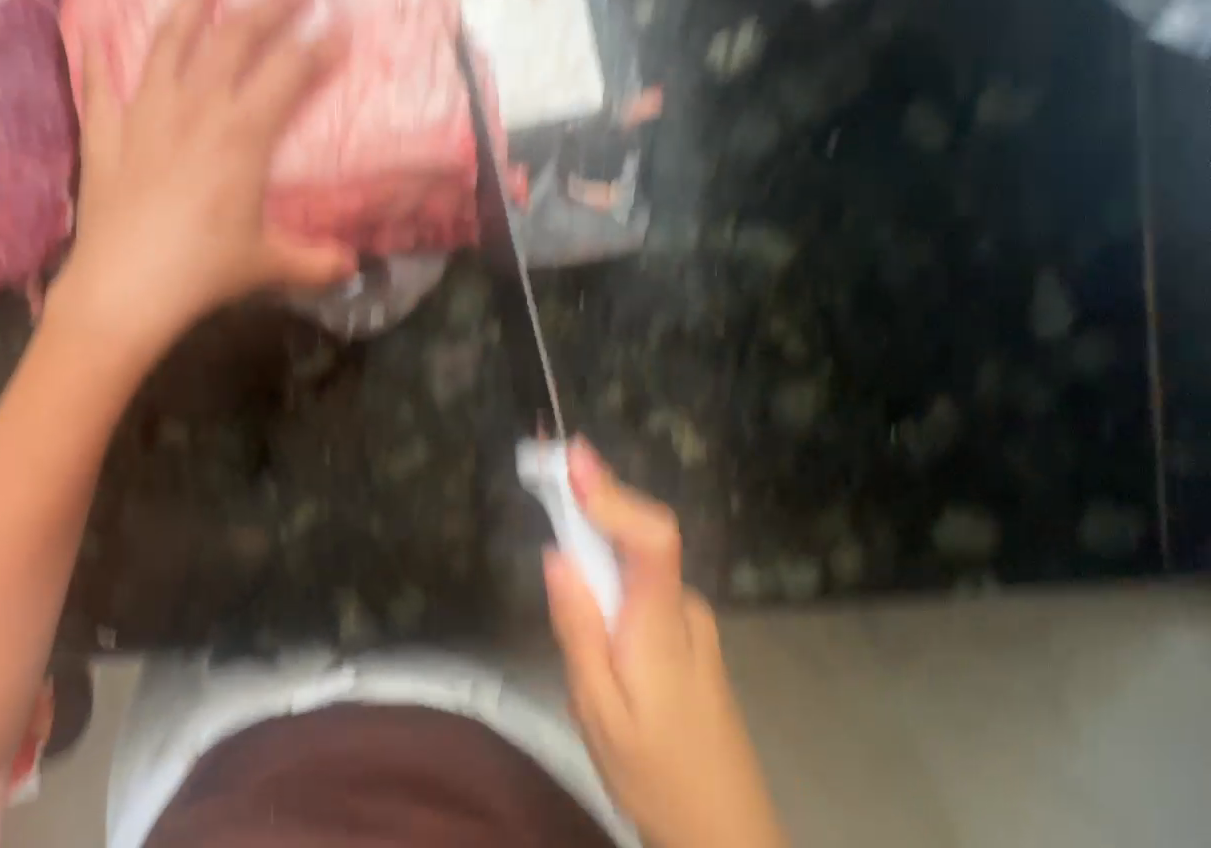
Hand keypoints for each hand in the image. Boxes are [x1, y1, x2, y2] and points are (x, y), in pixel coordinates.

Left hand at [50, 0, 354, 360]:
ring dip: (190, 4)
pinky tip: (95, 33)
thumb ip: (313, 260)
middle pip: (234, 38)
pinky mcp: (105, 135)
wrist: (124, 289)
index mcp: (242, 133)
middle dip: (269, 4)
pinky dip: (97, 59)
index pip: (290, 71)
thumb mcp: (266, 265)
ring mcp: (144, 115)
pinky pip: (99, 87)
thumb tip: (351, 267)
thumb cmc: (202, 273)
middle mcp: (195, 108)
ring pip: (168, 43)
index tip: (340, 22)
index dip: (319, 45)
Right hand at [544, 439, 787, 847]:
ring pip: (636, 562)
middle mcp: (685, 609)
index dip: (612, 492)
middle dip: (591, 501)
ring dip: (595, 543)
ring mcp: (692, 622)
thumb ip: (578, 629)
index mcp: (661, 626)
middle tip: (542, 473)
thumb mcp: (598, 709)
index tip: (570, 457)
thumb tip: (556, 554)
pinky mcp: (688, 635)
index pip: (650, 537)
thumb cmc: (655, 773)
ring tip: (557, 564)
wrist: (726, 831)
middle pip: (641, 534)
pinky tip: (588, 610)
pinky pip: (642, 584)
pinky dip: (608, 570)